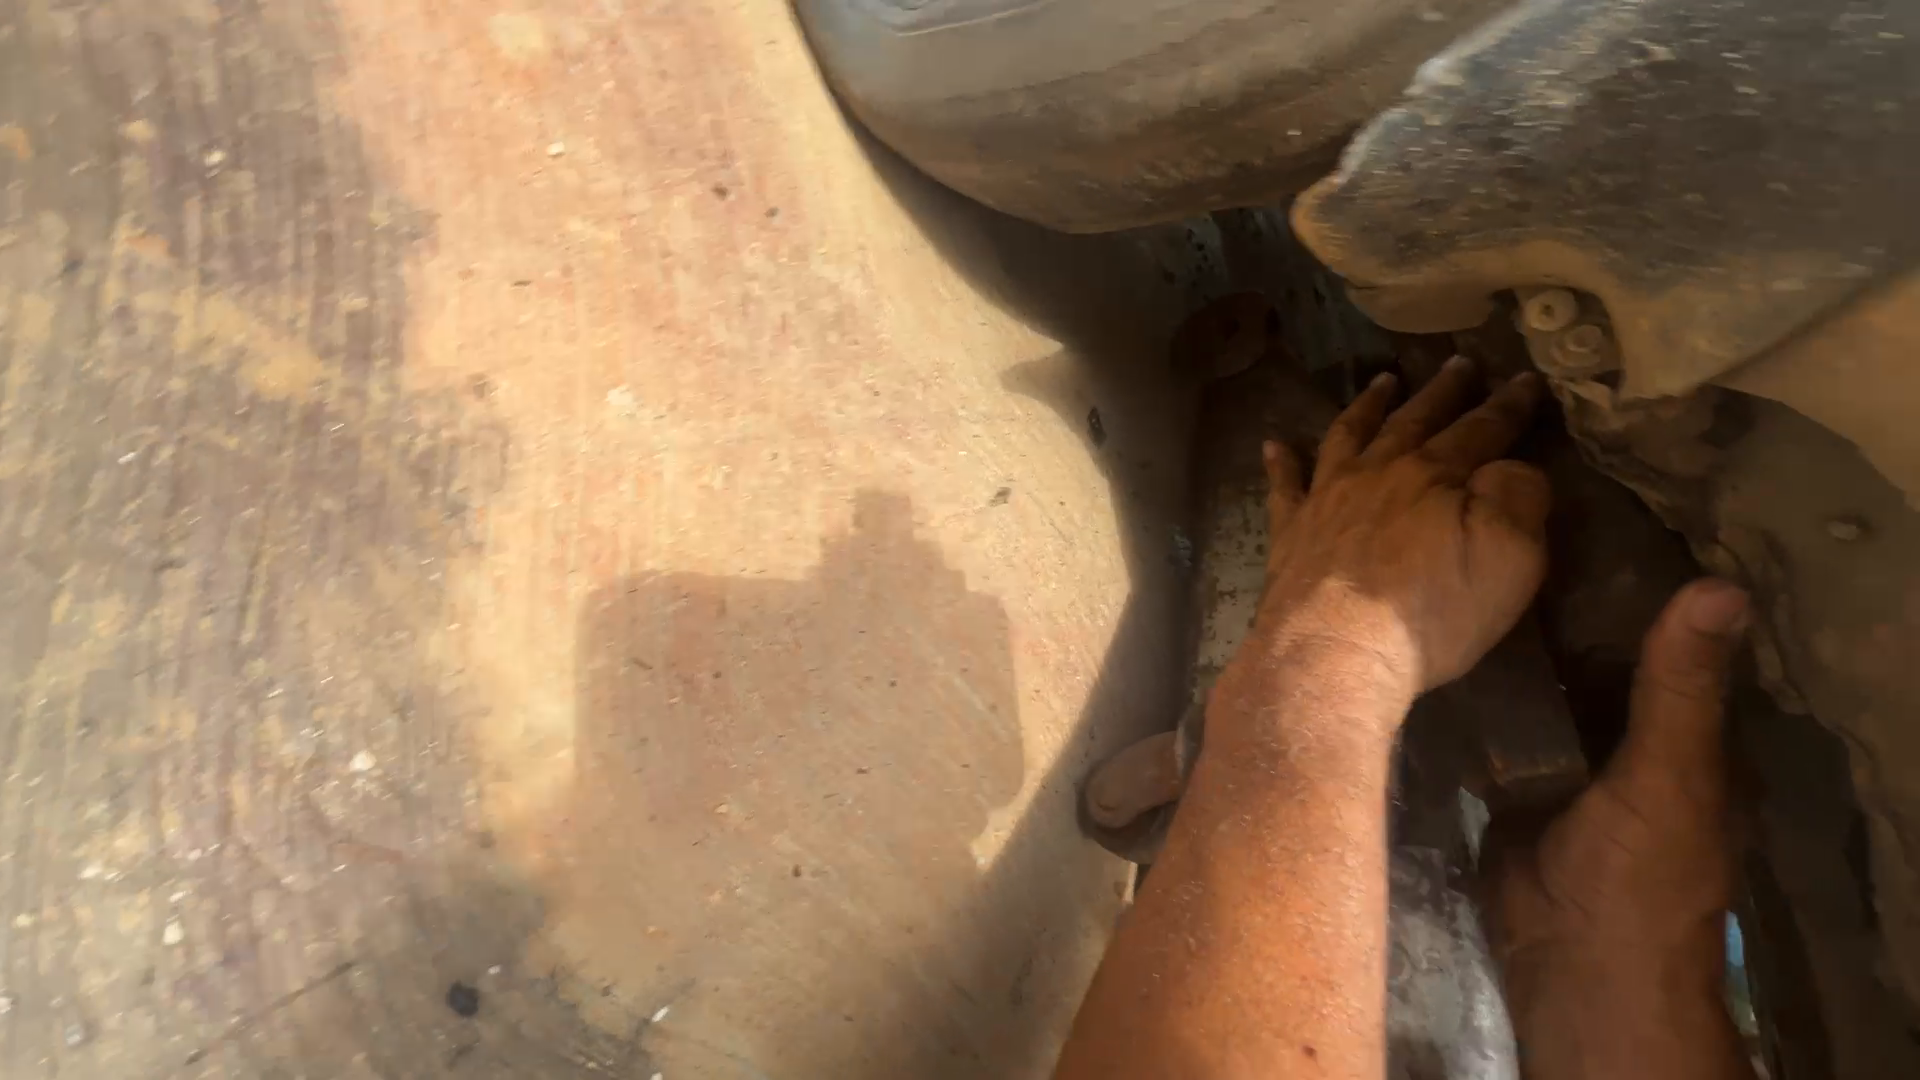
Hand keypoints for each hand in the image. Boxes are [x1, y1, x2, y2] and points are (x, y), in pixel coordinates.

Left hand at [1253, 356, 1549, 694]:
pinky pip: (1282, 485)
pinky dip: (1280, 462)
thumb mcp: (1508, 558)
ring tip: (1381, 381)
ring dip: (1368, 407)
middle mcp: (1374, 475)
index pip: (1479, 430)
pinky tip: (1274, 444)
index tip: (1527, 379)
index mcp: (1432, 476)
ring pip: (1347, 437)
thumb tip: (1506, 464)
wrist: (1334, 649)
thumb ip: (1515, 498)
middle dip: (1441, 391)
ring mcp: (1324, 499)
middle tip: (1458, 363)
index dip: (1507, 405)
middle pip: (1412, 422)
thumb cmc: (1429, 612)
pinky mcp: (1289, 530)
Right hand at [1484, 580, 1755, 1079]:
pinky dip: (1470, 680)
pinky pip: (1490, 713)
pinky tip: (1434, 636)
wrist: (1565, 952)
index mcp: (1678, 730)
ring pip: (1532, 680)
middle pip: (1584, 654)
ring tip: (1455, 570)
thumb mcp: (1670, 776)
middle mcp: (1616, 730)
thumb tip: (1719, 587)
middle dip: (1549, 604)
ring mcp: (1555, 750)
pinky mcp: (1502, 767)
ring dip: (1503, 639)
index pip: (1657, 641)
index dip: (1626, 584)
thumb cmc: (1639, 869)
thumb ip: (1680, 690)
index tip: (1571, 521)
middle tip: (1492, 533)